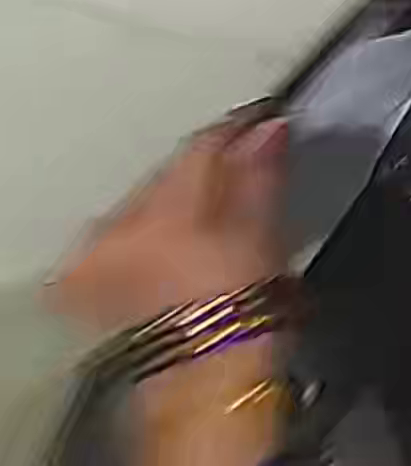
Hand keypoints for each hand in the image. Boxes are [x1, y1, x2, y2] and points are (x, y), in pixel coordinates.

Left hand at [53, 113, 288, 332]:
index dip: (235, 127)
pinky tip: (182, 224)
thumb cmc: (246, 291)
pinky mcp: (79, 279)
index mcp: (164, 216)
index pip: (198, 149)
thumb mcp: (265, 222)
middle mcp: (112, 233)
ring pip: (141, 199)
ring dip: (179, 189)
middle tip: (249, 151)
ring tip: (218, 192)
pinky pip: (119, 227)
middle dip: (207, 162)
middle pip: (165, 174)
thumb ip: (261, 169)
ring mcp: (88, 260)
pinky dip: (154, 217)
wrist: (209, 358)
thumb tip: (269, 126)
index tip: (261, 115)